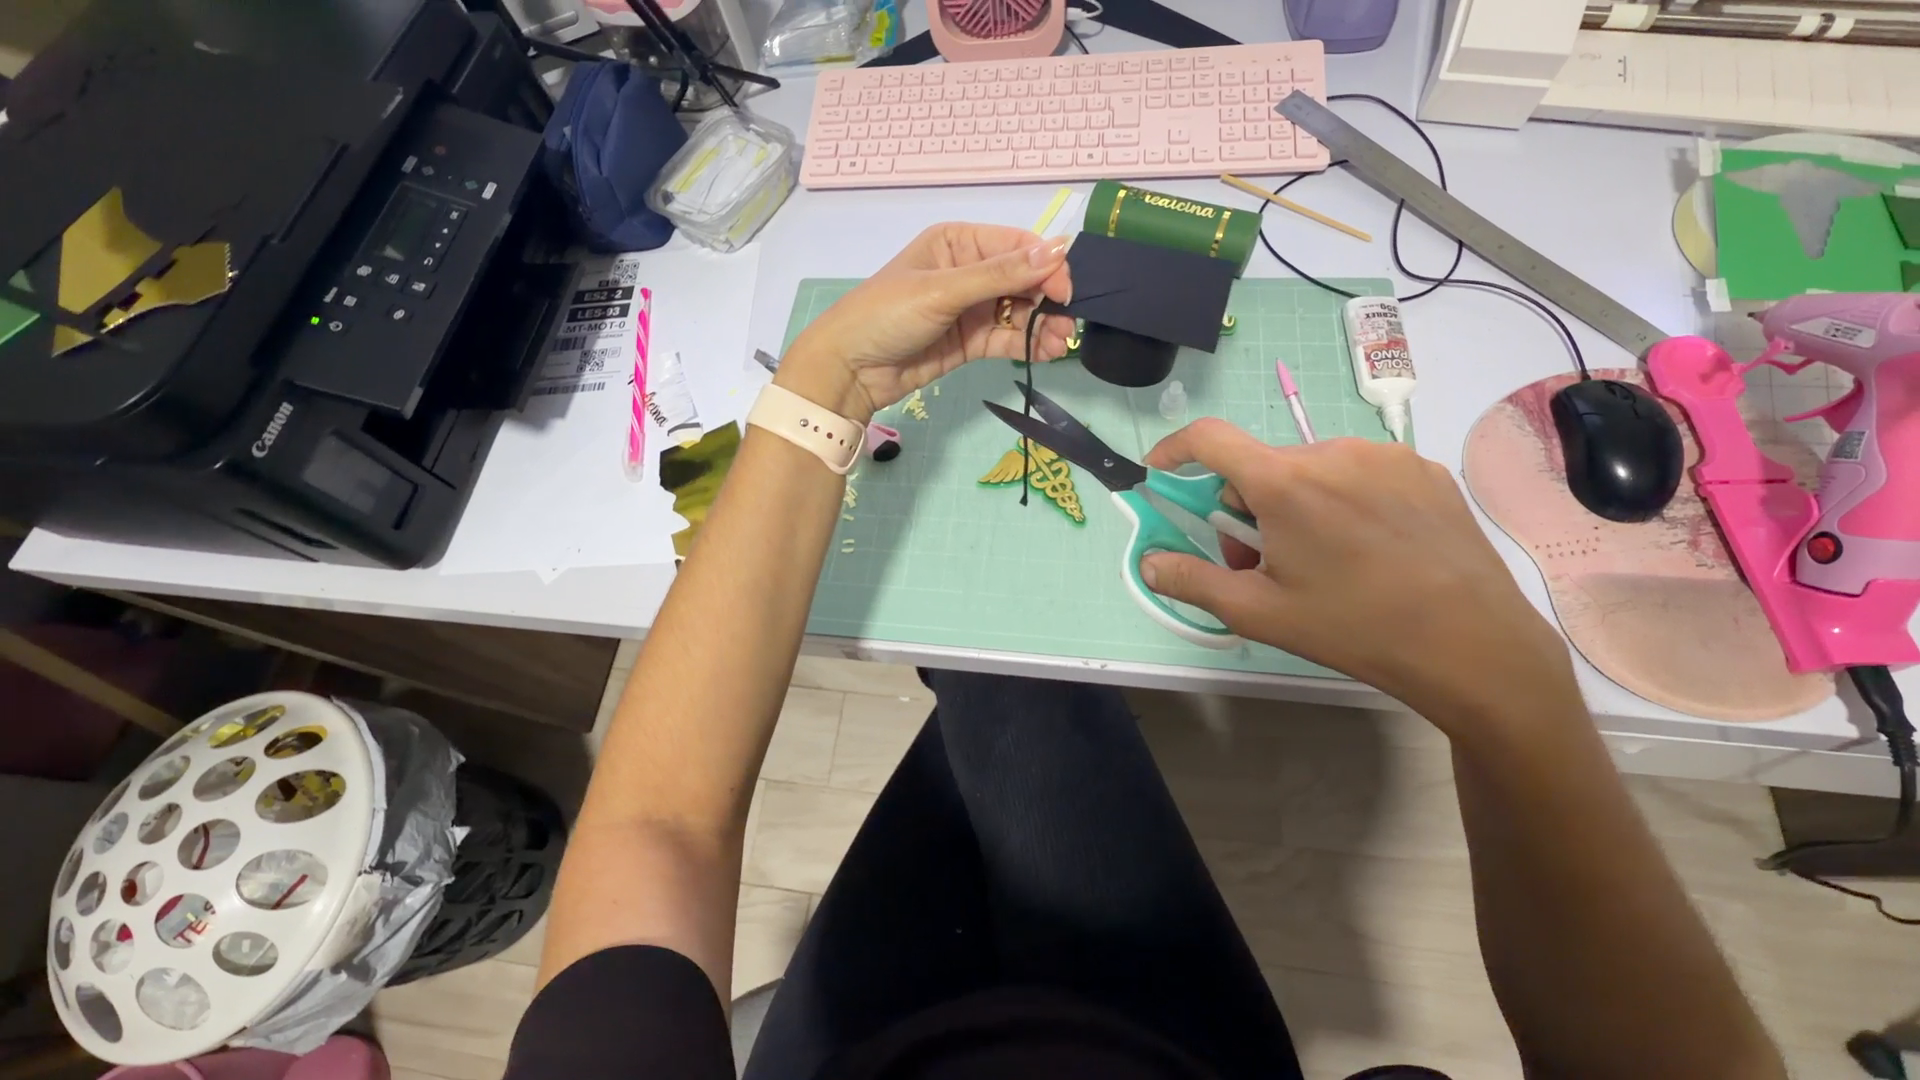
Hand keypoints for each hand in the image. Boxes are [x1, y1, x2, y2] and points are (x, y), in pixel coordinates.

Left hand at [776, 223, 1074, 421]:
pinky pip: (1008, 337)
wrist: (850, 369)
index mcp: (959, 242)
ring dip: (1043, 325)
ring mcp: (971, 307)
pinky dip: (1028, 344)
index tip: (1065, 292)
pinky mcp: (971, 340)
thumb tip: (1057, 249)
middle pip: (1024, 278)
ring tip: (1059, 344)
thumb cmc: (887, 315)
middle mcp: (968, 270)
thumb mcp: (943, 291)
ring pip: (1020, 310)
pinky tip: (1047, 352)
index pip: (1017, 245)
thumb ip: (1000, 274)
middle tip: (1067, 325)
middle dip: (1048, 300)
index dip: (1046, 265)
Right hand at [1138, 421, 1578, 730]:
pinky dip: (1344, 501)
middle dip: (1247, 509)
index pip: (1209, 438)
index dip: (1175, 449)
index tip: (1162, 472)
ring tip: (1324, 561)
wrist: (1471, 643)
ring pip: (1312, 470)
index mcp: (1285, 482)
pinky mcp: (1425, 469)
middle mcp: (1333, 452)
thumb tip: (1149, 563)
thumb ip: (1192, 581)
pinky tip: (1371, 550)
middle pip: (1263, 466)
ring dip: (1296, 504)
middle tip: (1264, 563)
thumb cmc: (1353, 627)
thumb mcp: (1259, 613)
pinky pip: (1361, 473)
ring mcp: (1386, 456)